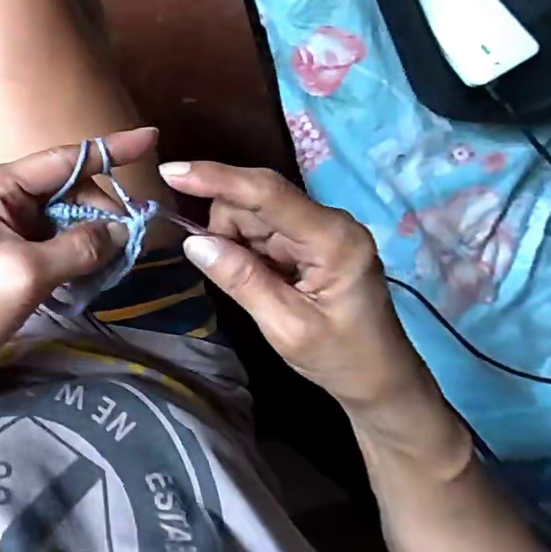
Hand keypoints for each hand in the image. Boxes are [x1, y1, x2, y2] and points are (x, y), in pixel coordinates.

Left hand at [0, 127, 157, 388]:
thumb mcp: (30, 272)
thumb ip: (80, 246)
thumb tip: (121, 230)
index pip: (62, 160)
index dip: (109, 150)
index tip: (152, 136)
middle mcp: (0, 193)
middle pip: (68, 188)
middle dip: (100, 211)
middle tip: (126, 243)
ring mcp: (6, 220)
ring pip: (66, 214)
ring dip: (91, 234)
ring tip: (109, 263)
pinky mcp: (12, 245)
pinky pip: (56, 236)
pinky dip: (77, 250)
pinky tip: (90, 270)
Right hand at [160, 162, 431, 413]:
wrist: (379, 379)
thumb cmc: (341, 357)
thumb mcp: (285, 327)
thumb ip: (241, 280)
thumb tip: (194, 242)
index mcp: (333, 239)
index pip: (267, 193)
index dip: (216, 178)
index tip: (170, 172)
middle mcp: (327, 221)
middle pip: (252, 199)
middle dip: (224, 228)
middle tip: (227, 275)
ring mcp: (317, 227)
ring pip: (248, 212)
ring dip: (232, 241)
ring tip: (254, 286)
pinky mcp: (306, 238)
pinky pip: (257, 227)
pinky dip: (242, 247)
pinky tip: (259, 277)